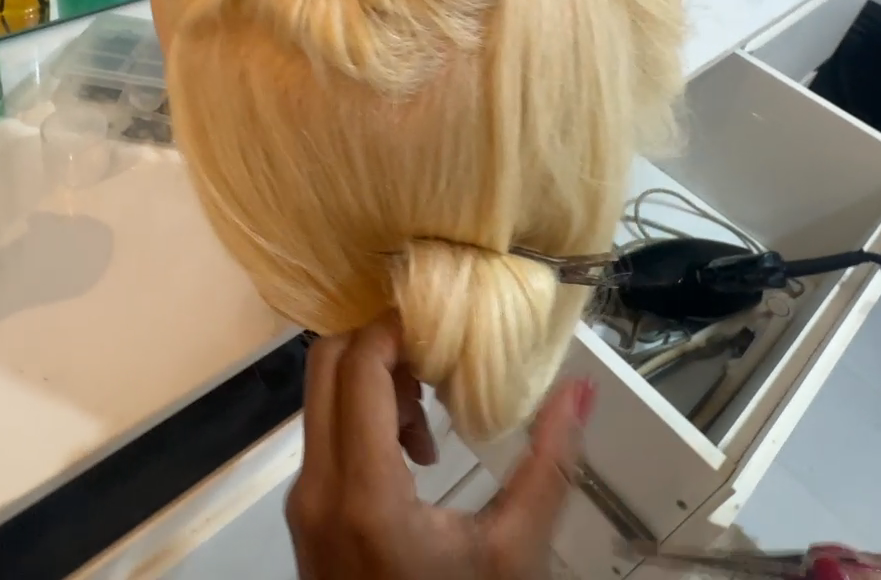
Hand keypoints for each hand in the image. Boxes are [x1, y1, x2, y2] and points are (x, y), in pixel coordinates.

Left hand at [286, 315, 595, 579]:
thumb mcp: (515, 553)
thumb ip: (549, 465)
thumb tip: (579, 390)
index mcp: (365, 493)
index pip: (359, 366)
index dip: (395, 327)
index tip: (442, 326)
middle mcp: (316, 487)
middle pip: (327, 365)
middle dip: (380, 343)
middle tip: (435, 360)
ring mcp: (302, 501)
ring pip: (320, 395)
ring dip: (371, 379)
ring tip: (428, 414)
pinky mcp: (304, 512)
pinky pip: (322, 431)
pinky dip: (360, 413)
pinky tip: (411, 452)